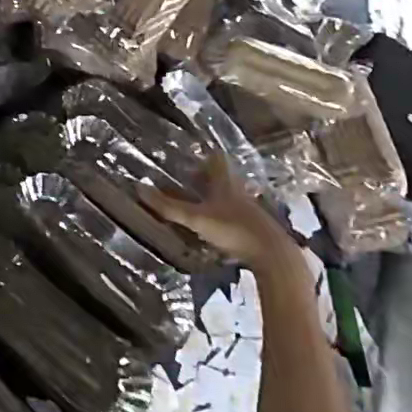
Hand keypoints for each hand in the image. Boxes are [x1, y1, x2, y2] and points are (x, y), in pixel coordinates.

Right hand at [140, 155, 300, 272]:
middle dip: (206, 179)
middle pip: (222, 178)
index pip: (216, 159)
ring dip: (214, 199)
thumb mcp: (196, 218)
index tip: (191, 156)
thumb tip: (138, 188)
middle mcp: (238, 191)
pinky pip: (235, 216)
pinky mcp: (255, 229)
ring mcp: (249, 211)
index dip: (205, 155)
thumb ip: (168, 206)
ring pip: (229, 197)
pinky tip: (214, 230)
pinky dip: (223, 218)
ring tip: (197, 206)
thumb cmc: (233, 229)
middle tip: (187, 182)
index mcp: (225, 182)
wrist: (272, 255)